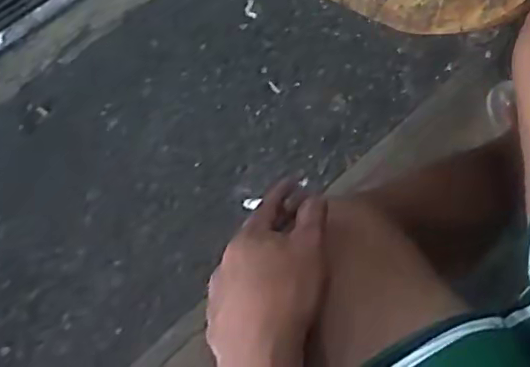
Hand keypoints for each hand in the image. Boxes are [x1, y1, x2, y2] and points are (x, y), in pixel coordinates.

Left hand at [207, 180, 327, 366]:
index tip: (294, 180)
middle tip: (297, 217)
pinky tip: (270, 287)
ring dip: (265, 253)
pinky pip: (240, 287)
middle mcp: (224, 263)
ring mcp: (217, 294)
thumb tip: (311, 197)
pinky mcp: (217, 319)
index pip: (267, 206)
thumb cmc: (290, 290)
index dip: (284, 191)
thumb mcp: (311, 244)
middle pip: (254, 234)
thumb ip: (312, 215)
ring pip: (245, 262)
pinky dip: (256, 278)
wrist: (260, 352)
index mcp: (246, 240)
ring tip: (286, 254)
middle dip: (276, 223)